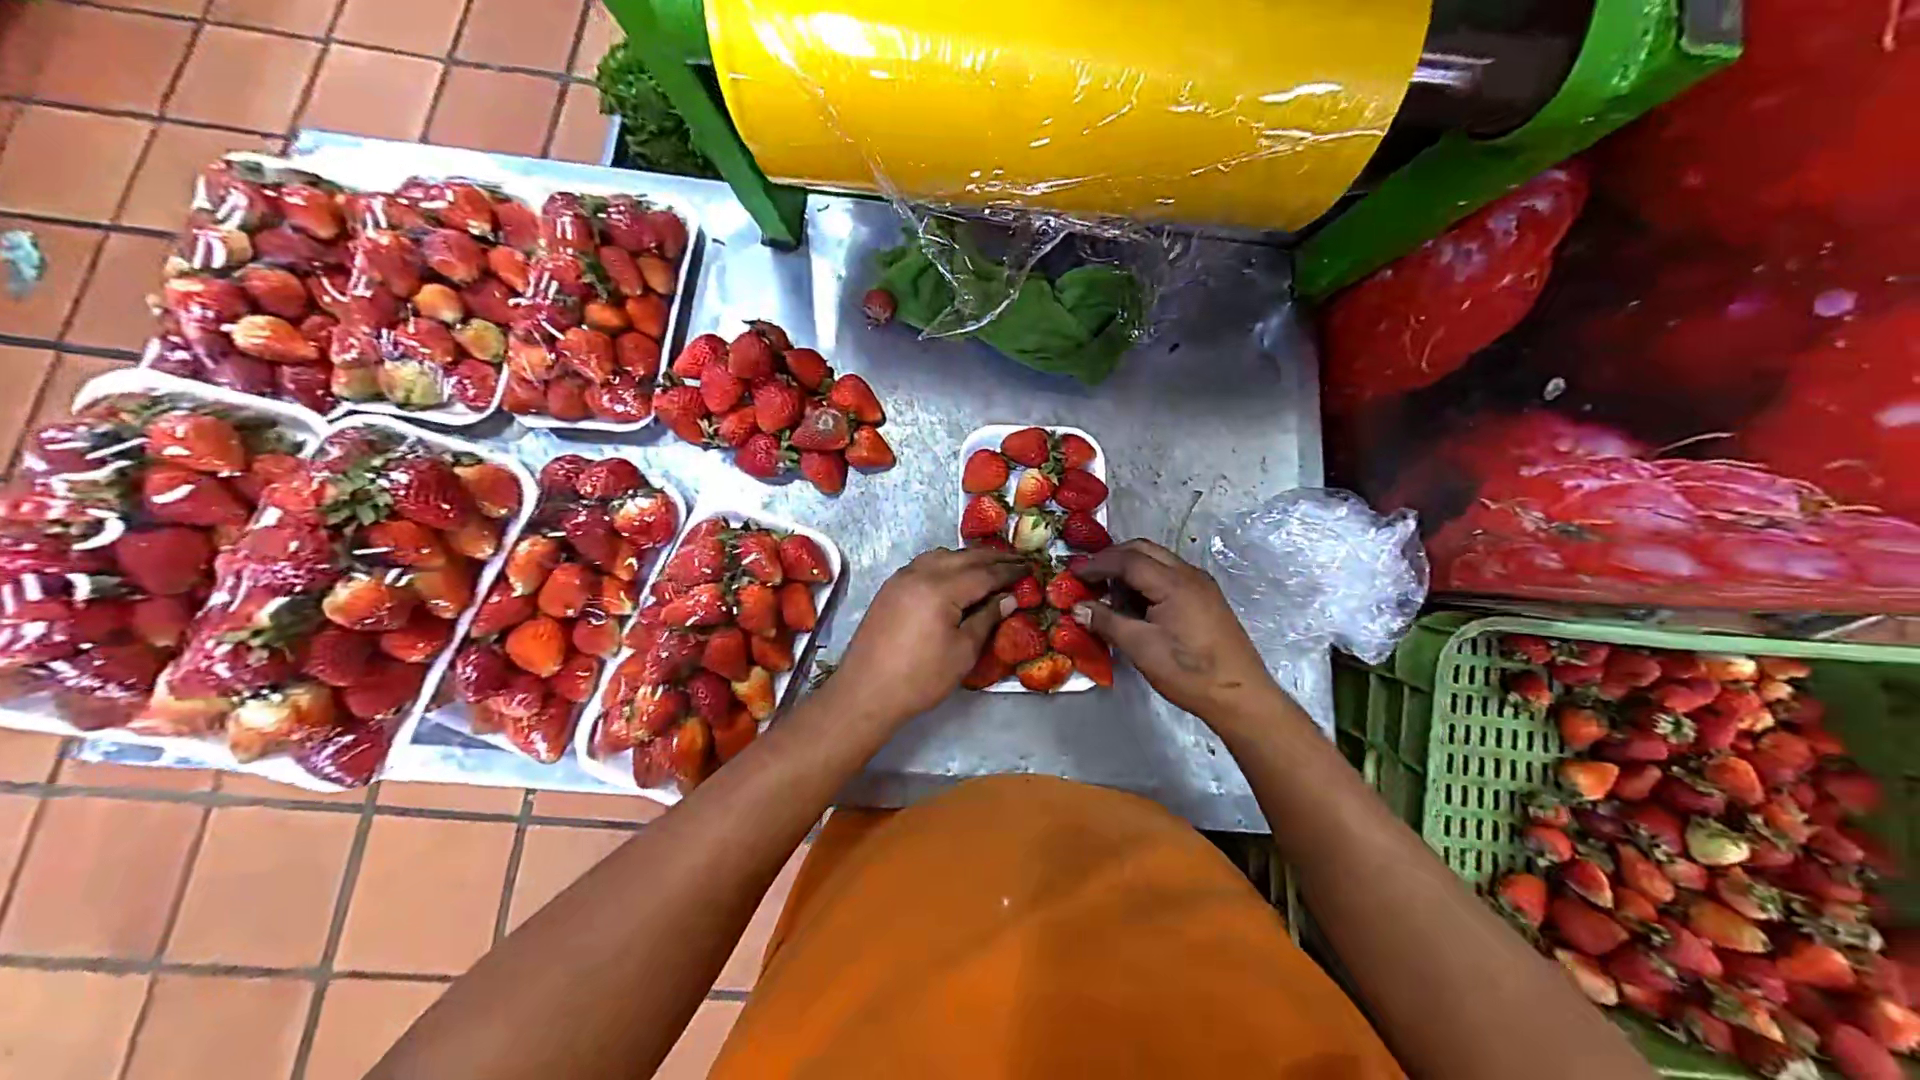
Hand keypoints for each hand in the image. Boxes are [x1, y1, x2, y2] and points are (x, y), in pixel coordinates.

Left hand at [825, 547, 1025, 727]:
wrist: (866, 692)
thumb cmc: (920, 678)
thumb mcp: (963, 652)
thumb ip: (986, 619)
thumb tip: (1007, 598)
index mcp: (940, 589)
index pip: (984, 572)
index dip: (1009, 570)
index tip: (1029, 568)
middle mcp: (920, 574)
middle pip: (963, 558)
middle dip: (992, 558)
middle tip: (1017, 559)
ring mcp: (901, 578)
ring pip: (941, 556)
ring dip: (967, 558)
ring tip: (989, 565)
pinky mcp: (890, 588)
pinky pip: (924, 564)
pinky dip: (945, 563)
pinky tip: (954, 575)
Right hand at [1073, 539, 1285, 723]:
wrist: (1240, 696)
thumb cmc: (1188, 672)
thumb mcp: (1140, 647)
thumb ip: (1107, 622)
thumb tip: (1078, 608)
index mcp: (1173, 582)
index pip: (1128, 559)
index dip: (1097, 564)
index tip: (1073, 573)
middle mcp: (1189, 574)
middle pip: (1144, 550)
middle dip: (1112, 558)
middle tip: (1088, 576)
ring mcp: (1201, 586)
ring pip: (1158, 561)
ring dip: (1130, 569)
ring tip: (1108, 593)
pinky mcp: (1206, 599)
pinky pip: (1169, 576)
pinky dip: (1146, 580)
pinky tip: (1135, 605)